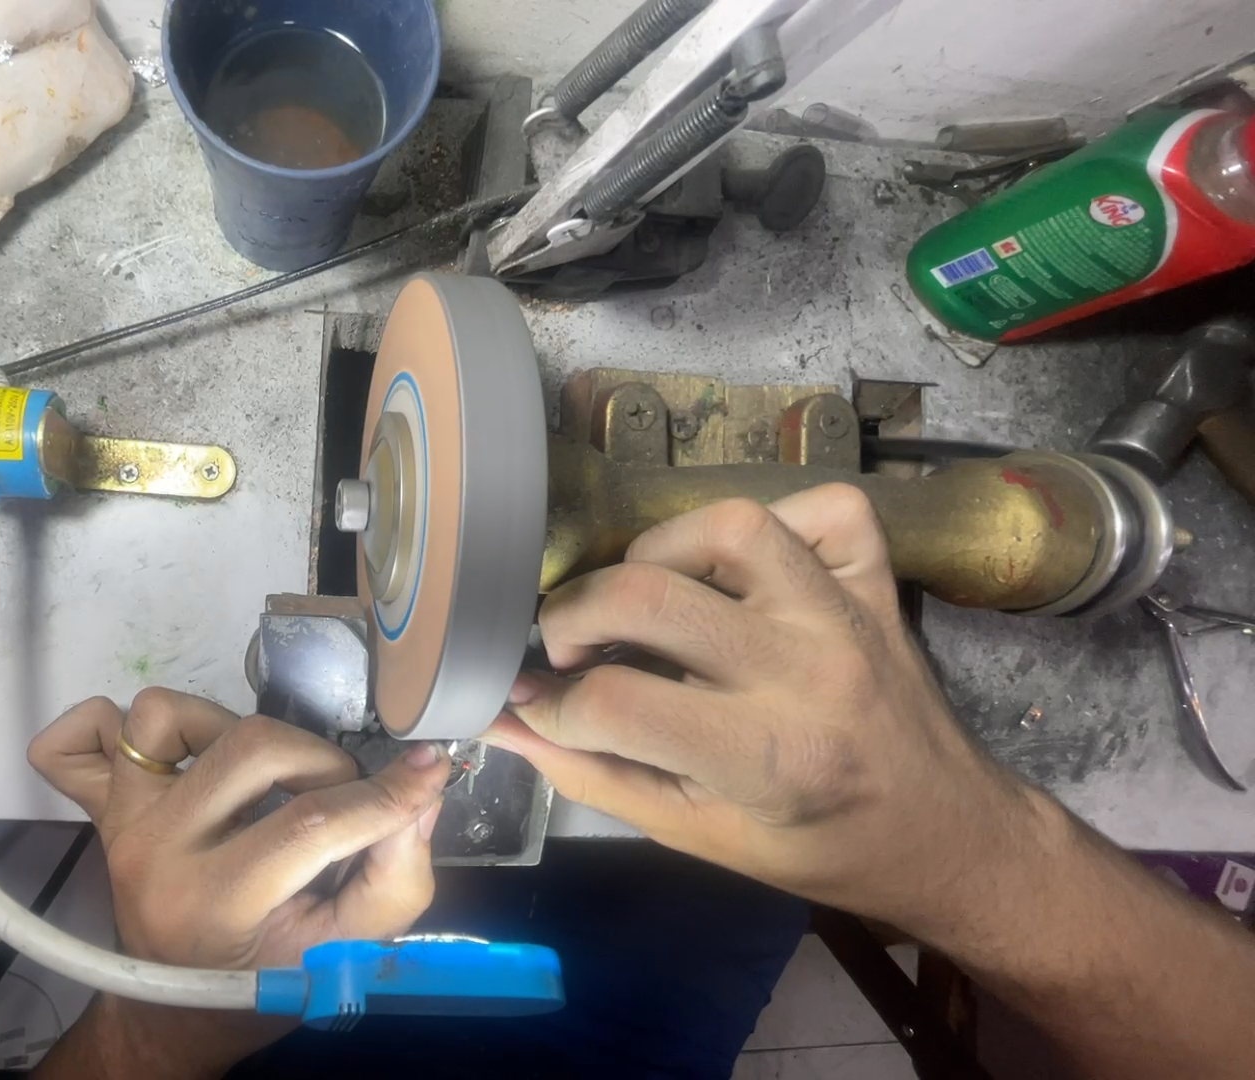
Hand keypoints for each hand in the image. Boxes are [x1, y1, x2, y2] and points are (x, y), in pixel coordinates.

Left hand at [28, 688, 445, 1076]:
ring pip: (165, 714)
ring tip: (259, 774)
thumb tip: (421, 793)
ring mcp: (119, 820)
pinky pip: (82, 735)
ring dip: (228, 726)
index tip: (429, 770)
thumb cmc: (261, 988)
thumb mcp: (342, 959)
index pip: (309, 824)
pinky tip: (178, 758)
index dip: (383, 794)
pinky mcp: (103, 805)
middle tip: (337, 794)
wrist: (171, 1014)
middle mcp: (153, 849)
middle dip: (318, 760)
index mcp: (212, 903)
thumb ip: (393, 883)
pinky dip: (126, 730)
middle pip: (249, 747)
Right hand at [485, 484, 1043, 935]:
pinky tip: (732, 569)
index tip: (540, 707)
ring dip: (656, 553)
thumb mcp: (689, 831)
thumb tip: (501, 719)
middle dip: (573, 617)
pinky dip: (766, 523)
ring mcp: (847, 614)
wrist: (949, 836)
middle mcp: (808, 670)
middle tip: (572, 648)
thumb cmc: (812, 844)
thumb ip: (586, 772)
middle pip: (647, 596)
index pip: (612, 702)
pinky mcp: (874, 581)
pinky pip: (820, 511)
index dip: (552, 704)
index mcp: (766, 756)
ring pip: (728, 527)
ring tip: (643, 596)